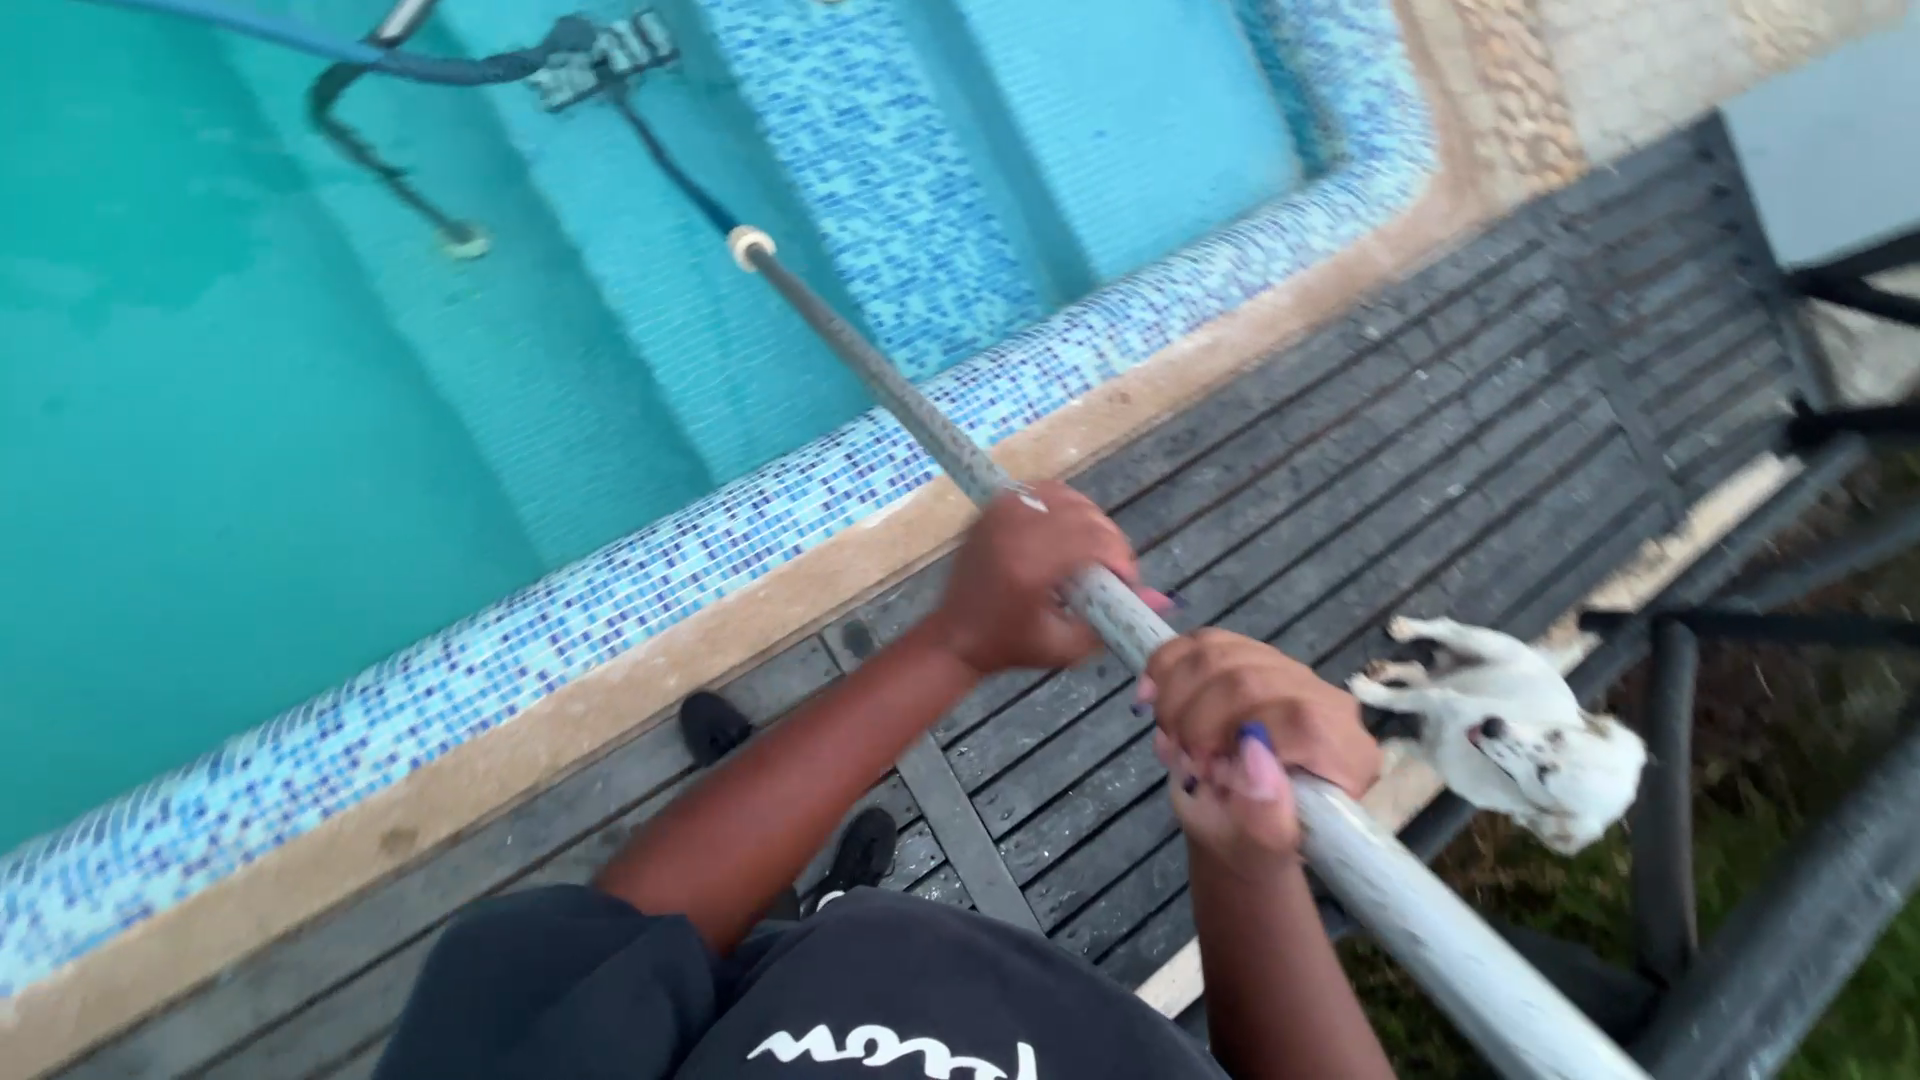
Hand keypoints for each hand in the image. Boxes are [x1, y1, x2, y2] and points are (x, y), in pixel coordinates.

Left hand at [929, 481, 1149, 675]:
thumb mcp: (1065, 645)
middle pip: (1084, 513)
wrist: (954, 635)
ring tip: (1091, 549)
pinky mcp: (991, 508)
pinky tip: (1067, 529)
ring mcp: (999, 514)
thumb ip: (1112, 621)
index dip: (1120, 556)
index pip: (1094, 537)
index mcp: (1029, 566)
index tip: (1124, 580)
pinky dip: (1062, 503)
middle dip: (1109, 539)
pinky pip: (1039, 489)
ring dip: (1088, 518)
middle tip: (1111, 568)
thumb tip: (1162, 599)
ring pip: (1065, 495)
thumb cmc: (1010, 646)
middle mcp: (1013, 531)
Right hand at [1145, 629, 1381, 875]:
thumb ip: (1265, 817)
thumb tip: (1254, 752)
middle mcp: (1326, 702)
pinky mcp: (1247, 653)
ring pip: (1216, 652)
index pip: (1299, 716)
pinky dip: (1165, 669)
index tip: (1209, 771)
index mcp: (1345, 755)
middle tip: (1187, 761)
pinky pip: (1197, 640)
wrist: (1233, 821)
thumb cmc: (1250, 842)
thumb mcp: (1257, 850)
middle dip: (1195, 721)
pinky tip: (1156, 702)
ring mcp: (1286, 671)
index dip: (1237, 732)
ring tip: (1177, 741)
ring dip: (1175, 700)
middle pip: (1248, 677)